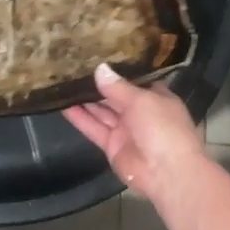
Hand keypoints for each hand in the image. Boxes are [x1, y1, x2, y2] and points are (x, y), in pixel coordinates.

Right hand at [61, 64, 208, 202]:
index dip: (118, 70)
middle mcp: (140, 112)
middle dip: (97, 84)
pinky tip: (62, 105)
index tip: (96, 56)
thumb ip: (117, 86)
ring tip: (63, 82)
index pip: (135, 80)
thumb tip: (99, 68)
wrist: (167, 173)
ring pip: (102, 111)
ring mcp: (126, 130)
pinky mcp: (112, 146)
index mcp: (156, 98)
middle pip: (115, 96)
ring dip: (84, 99)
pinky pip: (94, 128)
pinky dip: (80, 118)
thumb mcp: (141, 100)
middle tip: (72, 67)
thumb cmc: (162, 127)